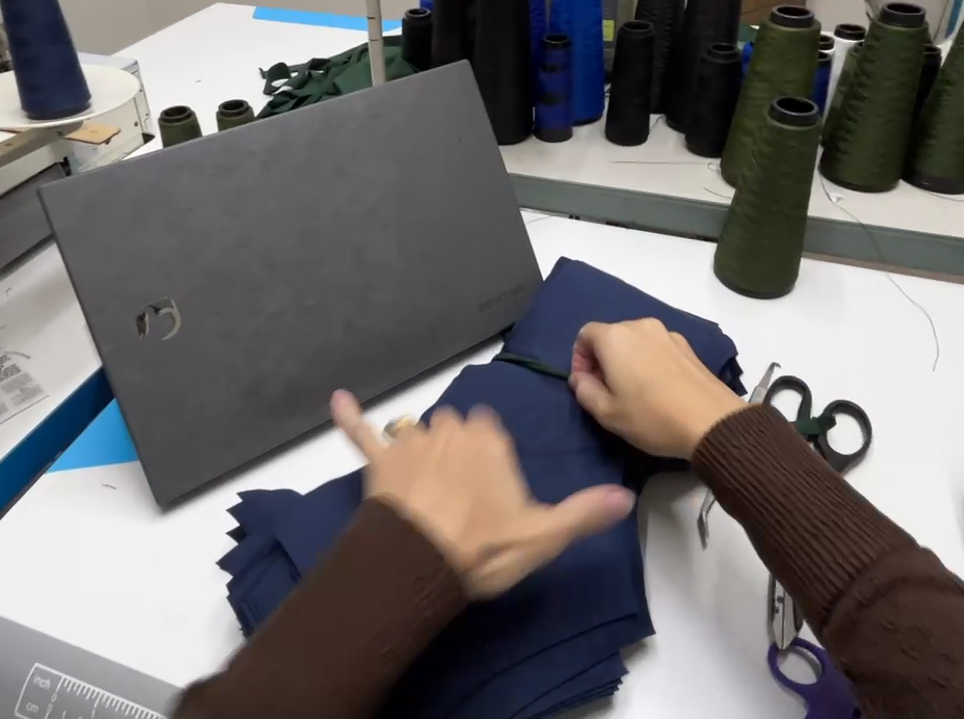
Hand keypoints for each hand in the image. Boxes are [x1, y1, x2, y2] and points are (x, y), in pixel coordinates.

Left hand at [330, 390, 634, 597]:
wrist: (420, 563)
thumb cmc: (484, 546)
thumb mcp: (543, 535)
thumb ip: (583, 512)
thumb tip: (626, 497)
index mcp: (491, 439)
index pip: (491, 430)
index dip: (489, 459)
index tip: (489, 490)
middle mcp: (452, 428)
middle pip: (456, 429)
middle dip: (456, 454)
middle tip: (459, 500)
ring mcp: (413, 441)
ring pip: (418, 432)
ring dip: (420, 451)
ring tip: (423, 492)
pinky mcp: (380, 459)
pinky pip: (363, 433)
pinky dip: (350, 417)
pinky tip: (337, 399)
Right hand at [568, 319, 750, 457]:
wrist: (712, 422)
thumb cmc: (652, 417)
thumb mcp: (607, 413)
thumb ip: (584, 391)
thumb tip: (580, 377)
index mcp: (614, 338)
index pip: (585, 335)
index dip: (579, 358)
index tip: (586, 383)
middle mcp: (639, 326)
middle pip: (610, 335)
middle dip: (603, 359)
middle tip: (607, 390)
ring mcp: (666, 333)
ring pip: (635, 341)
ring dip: (627, 359)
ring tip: (635, 390)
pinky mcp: (687, 346)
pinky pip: (657, 347)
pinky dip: (649, 360)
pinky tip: (659, 387)